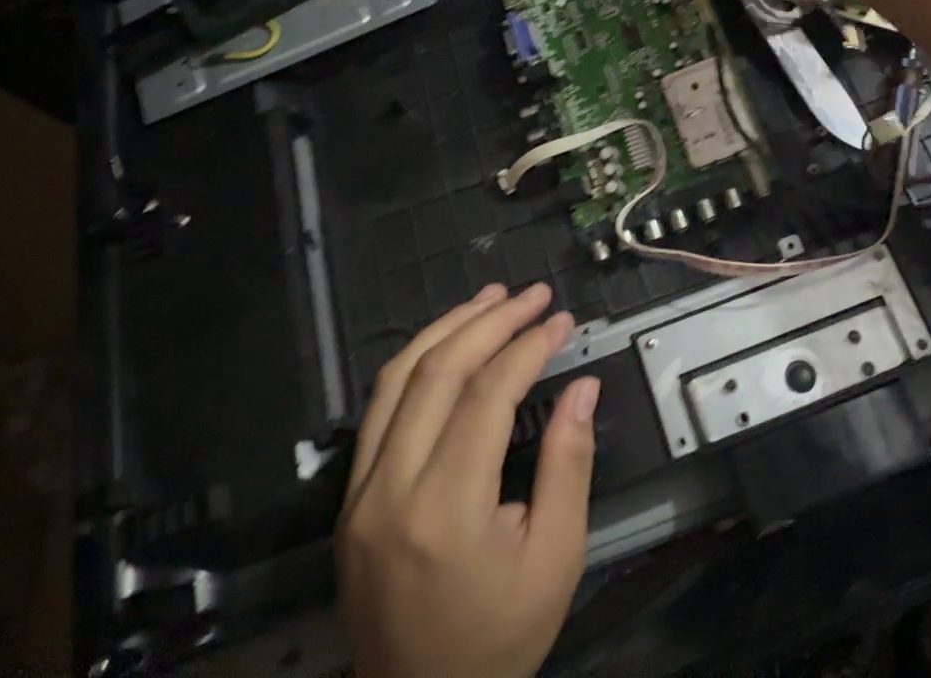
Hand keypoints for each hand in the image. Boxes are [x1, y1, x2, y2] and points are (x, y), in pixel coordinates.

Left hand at [338, 283, 601, 677]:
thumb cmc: (502, 635)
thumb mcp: (556, 556)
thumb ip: (569, 465)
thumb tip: (582, 387)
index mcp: (446, 508)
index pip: (486, 396)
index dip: (527, 347)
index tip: (562, 320)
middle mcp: (389, 490)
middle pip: (434, 374)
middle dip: (487, 322)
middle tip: (531, 294)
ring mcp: (358, 494)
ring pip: (393, 383)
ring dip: (444, 331)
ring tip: (488, 299)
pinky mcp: (348, 502)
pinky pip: (377, 413)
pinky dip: (414, 367)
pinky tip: (446, 349)